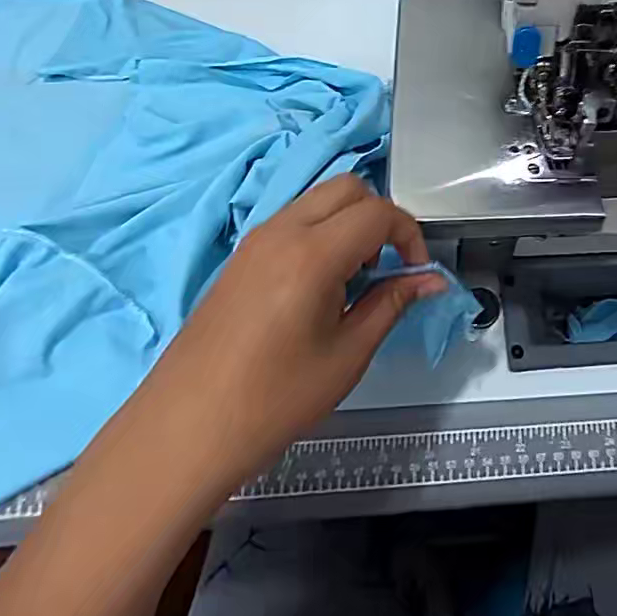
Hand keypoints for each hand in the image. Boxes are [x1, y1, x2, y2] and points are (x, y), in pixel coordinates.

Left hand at [0, 177, 443, 615]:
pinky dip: (322, 231)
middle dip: (380, 217)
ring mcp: (256, 239)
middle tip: (386, 267)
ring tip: (353, 280)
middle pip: (348, 187)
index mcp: (312, 253)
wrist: (185, 429)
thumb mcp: (347, 354)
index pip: (378, 212)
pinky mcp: (241, 254)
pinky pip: (294, 219)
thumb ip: (392, 303)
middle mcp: (282, 230)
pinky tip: (319, 285)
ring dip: (349, 222)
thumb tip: (431, 279)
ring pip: (319, 199)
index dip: (409, 234)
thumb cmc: (274, 399)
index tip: (417, 272)